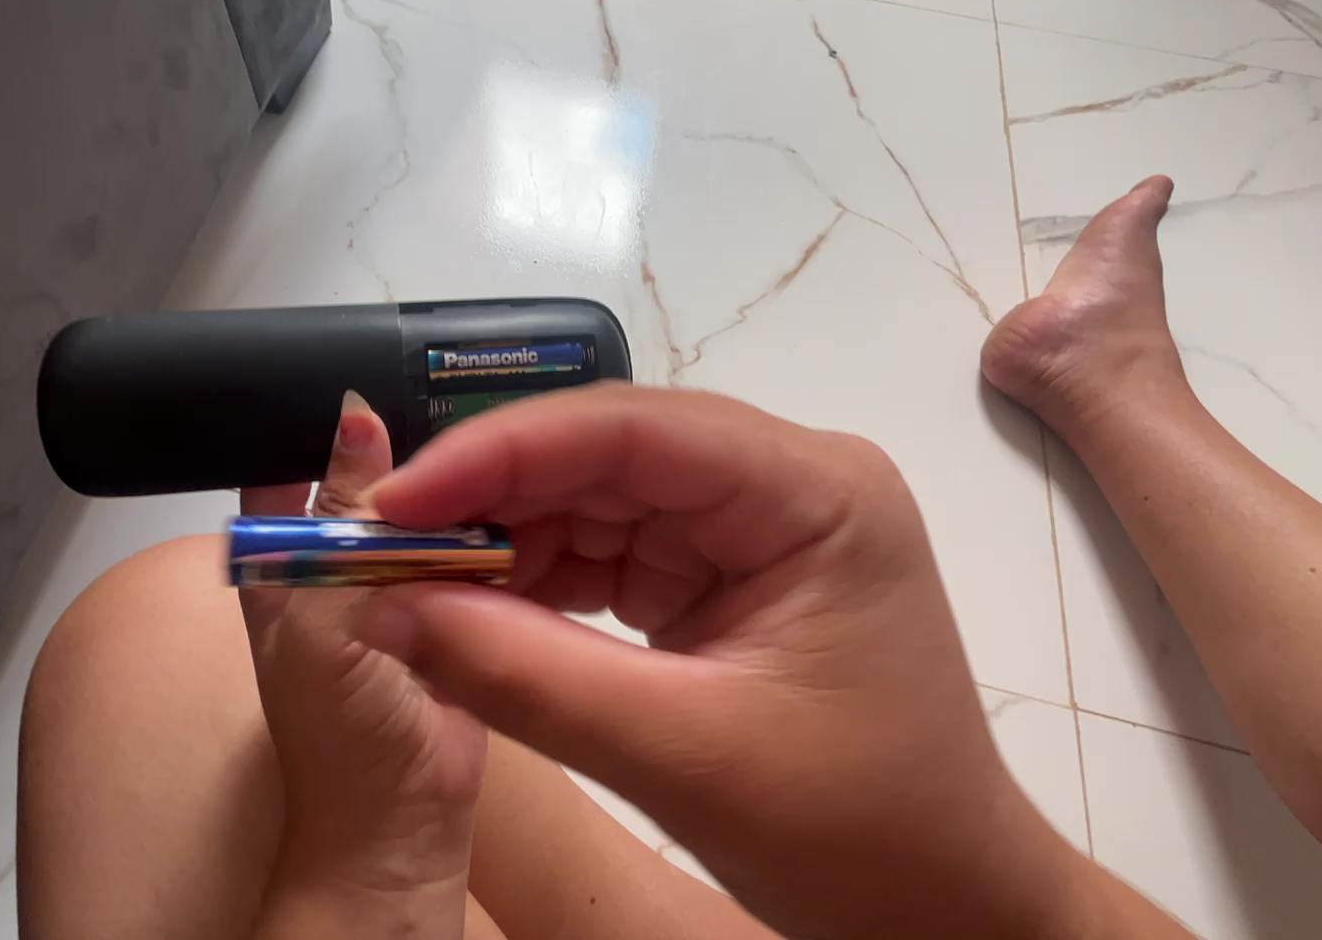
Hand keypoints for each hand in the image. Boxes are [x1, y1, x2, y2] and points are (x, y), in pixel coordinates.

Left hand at [239, 392, 487, 934]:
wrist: (405, 817)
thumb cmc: (340, 727)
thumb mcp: (327, 616)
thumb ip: (345, 521)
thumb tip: (354, 414)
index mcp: (289, 551)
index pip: (296, 459)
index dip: (329, 414)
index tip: (381, 364)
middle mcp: (345, 555)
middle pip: (375, 474)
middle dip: (413, 437)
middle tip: (466, 381)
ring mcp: (403, 575)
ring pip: (429, 504)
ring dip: (459, 476)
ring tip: (503, 423)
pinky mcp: (454, 598)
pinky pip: (472, 542)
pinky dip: (494, 518)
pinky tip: (529, 485)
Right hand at [355, 384, 1187, 938]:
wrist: (937, 900)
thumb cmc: (854, 833)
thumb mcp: (679, 754)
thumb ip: (522, 675)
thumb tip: (385, 609)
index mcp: (811, 490)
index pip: (634, 428)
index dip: (504, 449)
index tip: (400, 496)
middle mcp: (774, 480)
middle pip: (602, 452)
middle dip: (490, 495)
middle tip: (386, 545)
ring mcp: (740, 518)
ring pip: (590, 495)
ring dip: (502, 537)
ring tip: (419, 583)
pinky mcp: (710, 561)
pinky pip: (600, 545)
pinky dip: (533, 576)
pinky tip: (478, 605)